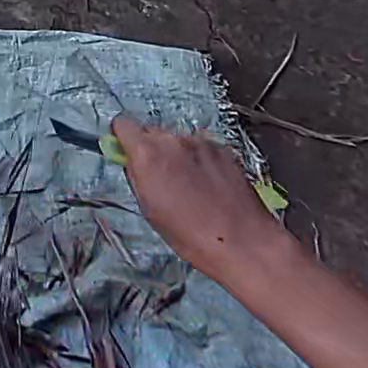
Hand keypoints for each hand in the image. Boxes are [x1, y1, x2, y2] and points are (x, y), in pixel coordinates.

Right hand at [112, 114, 287, 278]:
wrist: (243, 243)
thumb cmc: (188, 234)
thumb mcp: (148, 207)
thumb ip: (136, 174)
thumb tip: (130, 158)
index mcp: (147, 153)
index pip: (124, 124)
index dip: (123, 138)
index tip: (128, 152)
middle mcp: (173, 139)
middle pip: (152, 132)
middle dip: (152, 149)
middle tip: (162, 178)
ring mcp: (201, 142)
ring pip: (177, 140)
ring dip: (177, 154)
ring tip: (190, 185)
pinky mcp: (224, 148)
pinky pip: (201, 147)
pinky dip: (200, 159)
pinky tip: (210, 184)